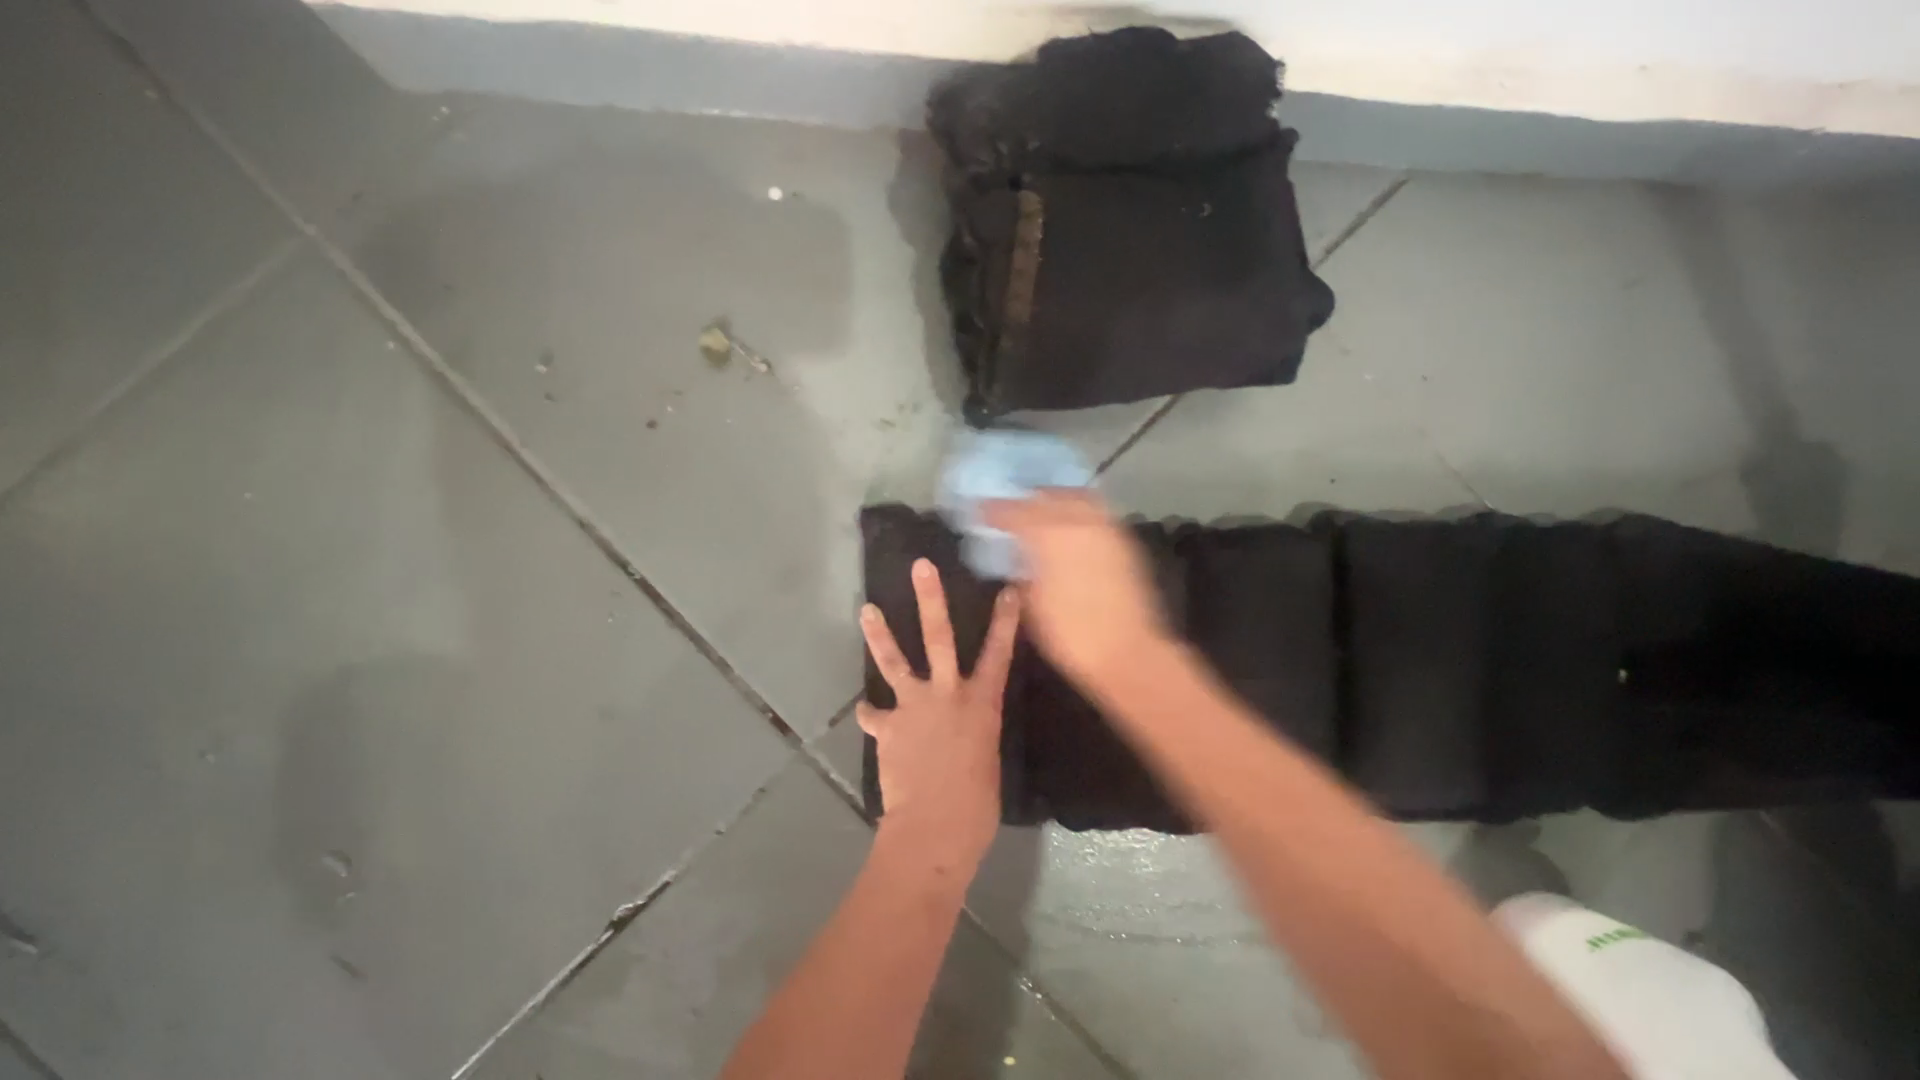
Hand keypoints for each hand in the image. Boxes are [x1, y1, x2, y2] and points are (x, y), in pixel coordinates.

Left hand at [859, 558, 1019, 875]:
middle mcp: (948, 694)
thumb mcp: (987, 759)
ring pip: (895, 660)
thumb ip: (974, 733)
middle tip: (919, 566)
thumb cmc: (977, 804)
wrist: (936, 825)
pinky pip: (874, 716)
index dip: (1006, 619)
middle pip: (939, 636)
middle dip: (930, 598)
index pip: (1000, 652)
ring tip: (866, 609)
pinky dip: (871, 714)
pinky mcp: (889, 726)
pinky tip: (866, 713)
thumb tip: (963, 733)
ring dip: (879, 634)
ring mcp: (915, 706)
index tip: (1008, 588)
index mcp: (982, 703)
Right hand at [983, 490, 1172, 691]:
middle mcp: (1078, 522)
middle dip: (1026, 499)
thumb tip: (1017, 552)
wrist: (1128, 653)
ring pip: (1075, 498)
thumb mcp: (1032, 604)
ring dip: (1054, 500)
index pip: (1014, 511)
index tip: (980, 510)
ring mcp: (1105, 529)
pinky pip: (1095, 513)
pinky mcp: (1124, 541)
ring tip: (1041, 510)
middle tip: (1011, 507)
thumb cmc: (1071, 635)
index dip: (993, 509)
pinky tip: (1070, 525)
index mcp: (1049, 536)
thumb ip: (1022, 569)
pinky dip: (1078, 511)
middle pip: (1046, 496)